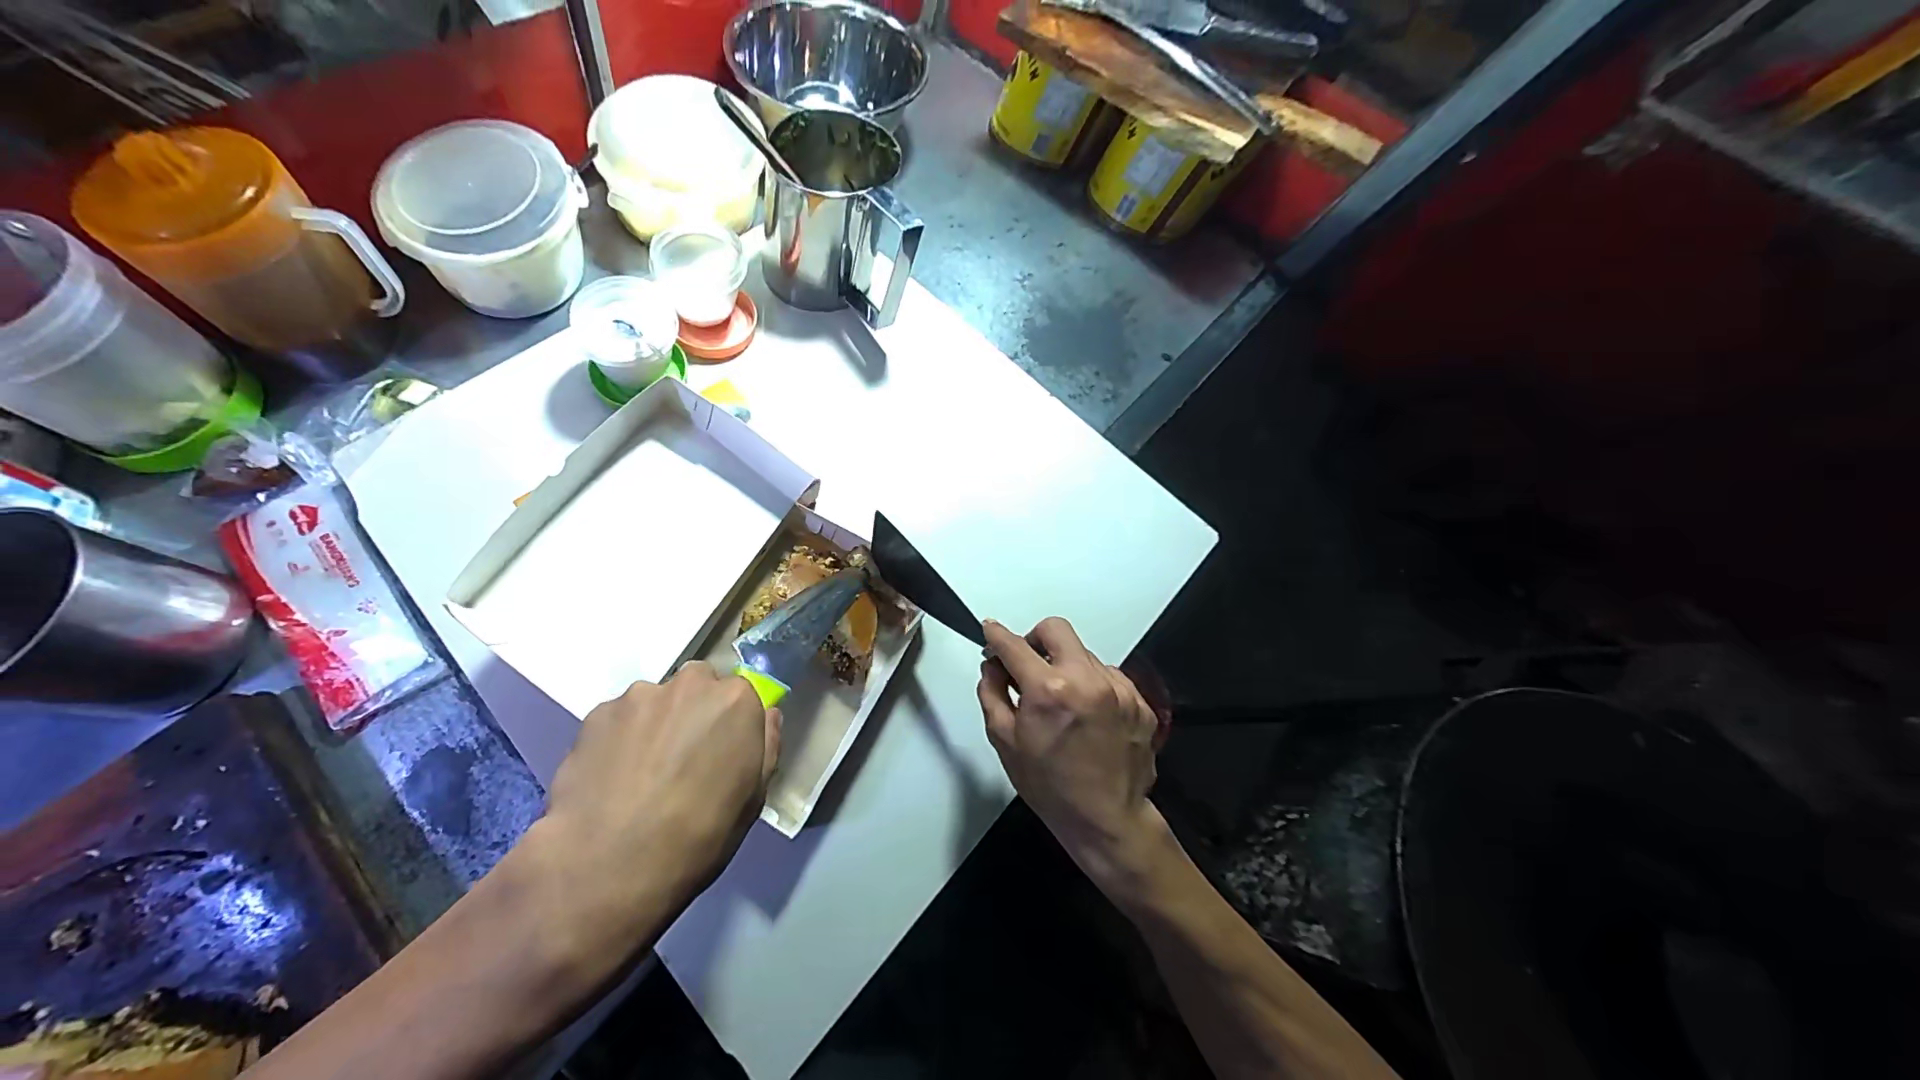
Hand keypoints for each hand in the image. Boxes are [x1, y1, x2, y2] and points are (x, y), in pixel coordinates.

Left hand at [529, 662, 780, 929]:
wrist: (611, 865)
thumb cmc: (700, 835)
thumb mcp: (754, 796)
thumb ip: (764, 745)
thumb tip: (765, 717)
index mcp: (735, 699)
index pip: (740, 694)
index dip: (730, 723)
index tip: (721, 750)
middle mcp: (689, 685)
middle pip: (696, 687)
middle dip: (692, 712)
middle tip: (683, 758)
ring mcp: (638, 697)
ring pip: (653, 703)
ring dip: (654, 726)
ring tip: (641, 774)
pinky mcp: (596, 716)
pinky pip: (617, 721)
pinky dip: (618, 741)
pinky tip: (612, 780)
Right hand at [977, 617, 1163, 883]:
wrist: (1106, 819)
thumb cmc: (1051, 787)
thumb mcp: (1005, 741)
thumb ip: (992, 694)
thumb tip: (993, 667)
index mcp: (1050, 690)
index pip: (1015, 645)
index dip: (997, 635)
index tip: (991, 632)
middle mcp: (1088, 680)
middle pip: (1056, 630)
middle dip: (1035, 640)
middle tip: (1026, 664)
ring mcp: (1119, 689)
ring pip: (1084, 654)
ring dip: (1066, 667)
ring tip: (1061, 701)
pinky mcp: (1139, 701)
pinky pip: (1108, 677)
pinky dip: (1092, 685)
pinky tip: (1086, 714)